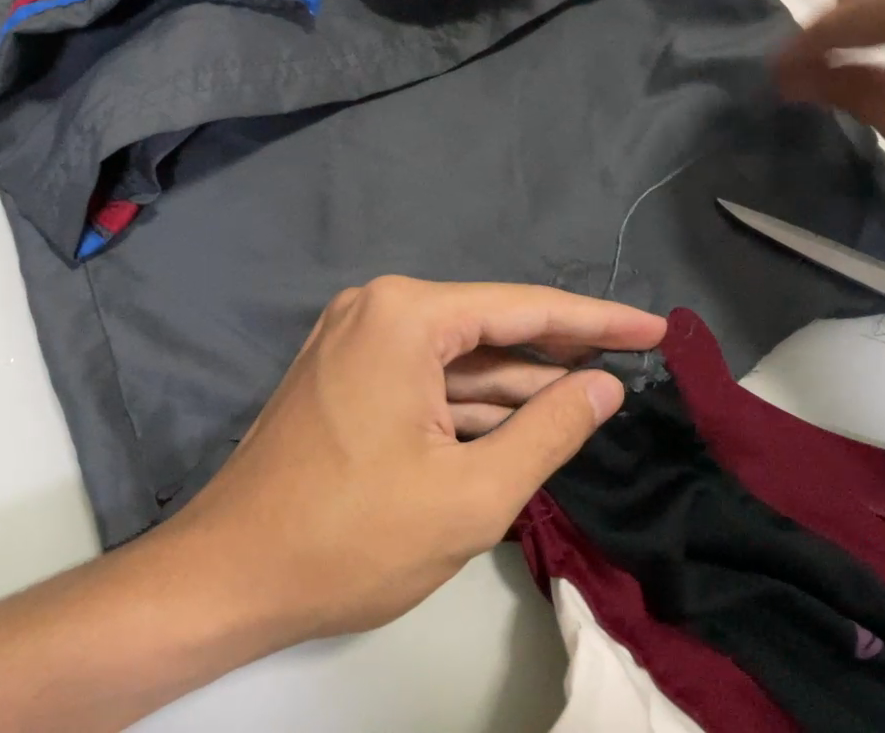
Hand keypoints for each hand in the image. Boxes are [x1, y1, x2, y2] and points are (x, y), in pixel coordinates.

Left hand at [168, 276, 664, 641]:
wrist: (228, 577)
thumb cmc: (352, 537)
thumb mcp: (472, 493)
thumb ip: (549, 431)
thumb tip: (603, 387)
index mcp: (405, 316)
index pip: (524, 308)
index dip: (598, 321)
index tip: (656, 329)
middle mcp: (376, 310)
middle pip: (490, 327)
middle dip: (559, 350)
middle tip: (634, 359)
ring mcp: (354, 342)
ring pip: (458, 358)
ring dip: (518, 383)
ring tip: (594, 393)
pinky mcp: (344, 376)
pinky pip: (426, 379)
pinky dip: (473, 403)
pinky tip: (525, 417)